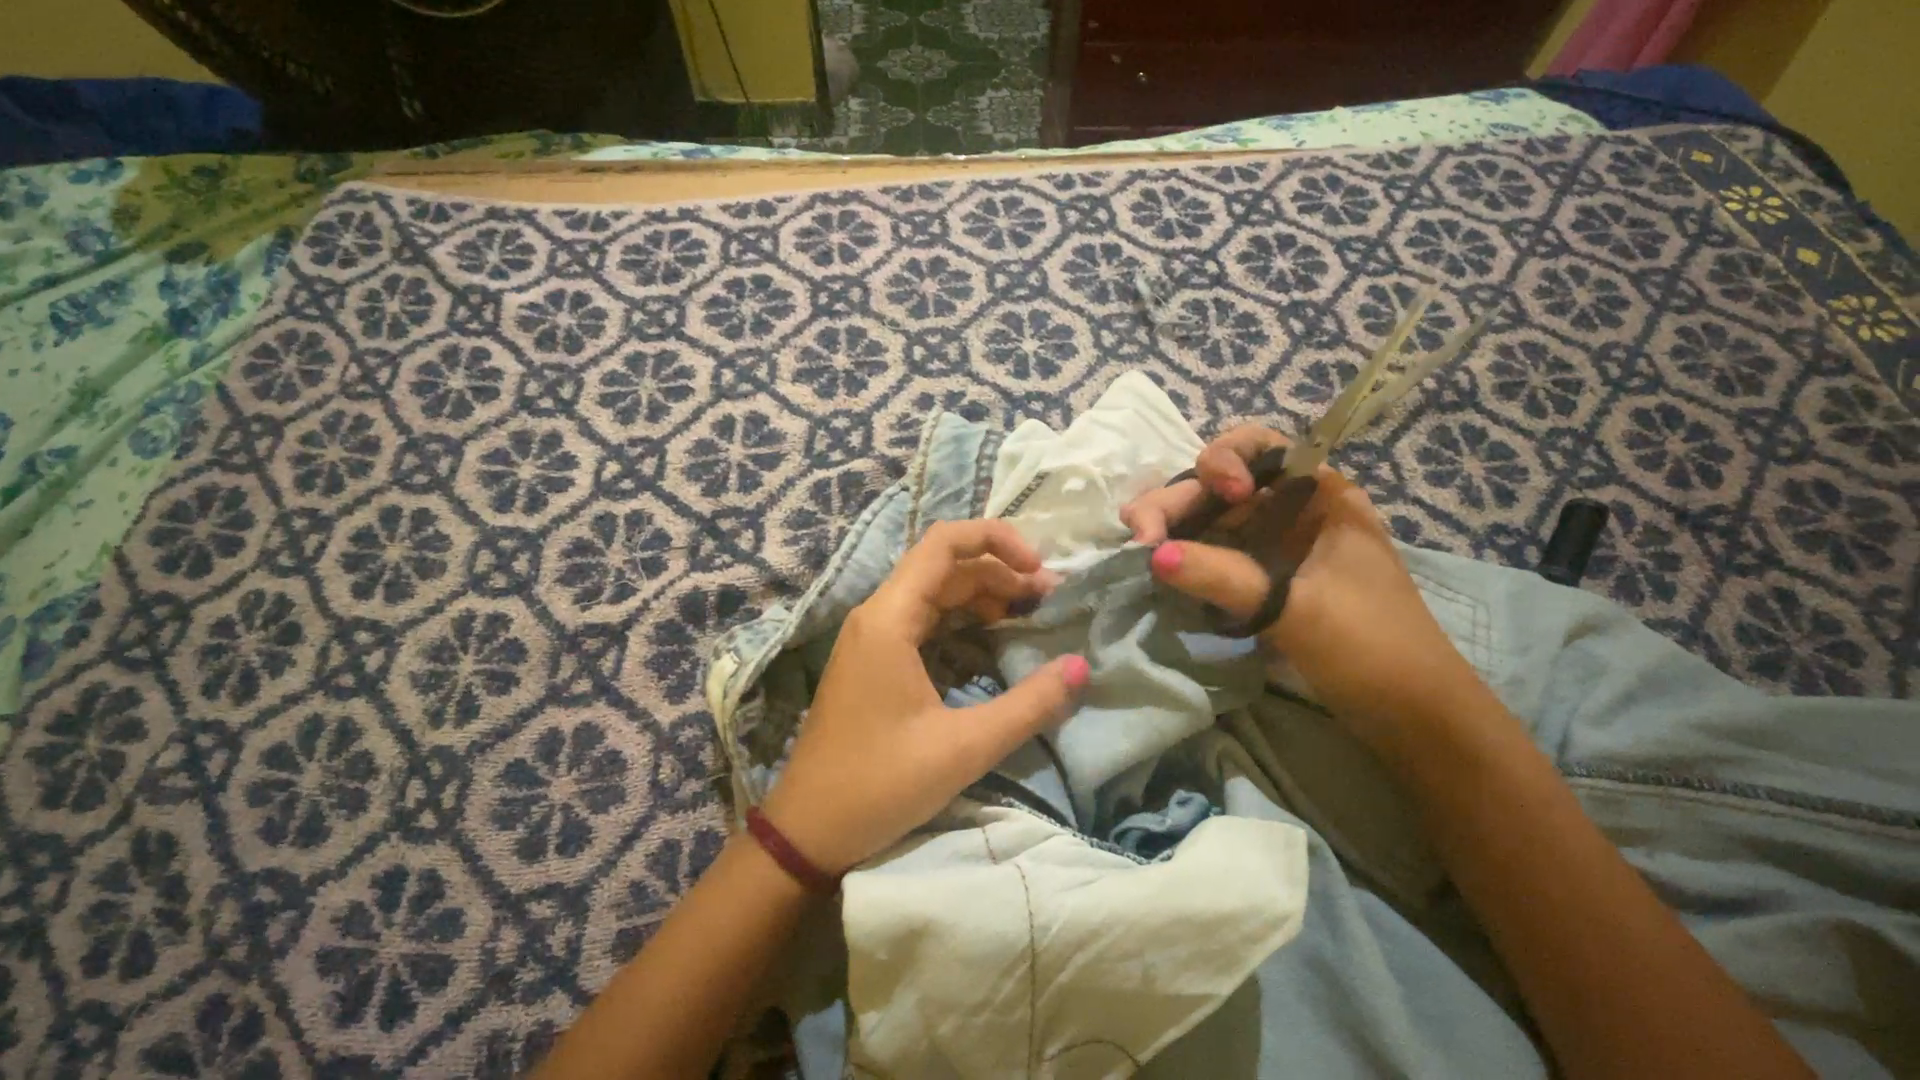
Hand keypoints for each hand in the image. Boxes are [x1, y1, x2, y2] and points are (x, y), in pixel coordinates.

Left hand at [759, 520, 1089, 874]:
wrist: (808, 831)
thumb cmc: (879, 785)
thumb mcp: (964, 748)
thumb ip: (1028, 705)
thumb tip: (1081, 667)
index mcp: (889, 619)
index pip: (944, 543)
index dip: (997, 539)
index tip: (1041, 569)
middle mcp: (877, 616)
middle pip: (944, 566)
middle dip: (1001, 571)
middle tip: (1051, 601)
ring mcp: (871, 639)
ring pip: (934, 592)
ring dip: (984, 594)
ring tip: (1032, 616)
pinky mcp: (873, 663)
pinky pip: (923, 620)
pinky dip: (963, 619)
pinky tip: (994, 639)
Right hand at [1121, 425, 1482, 744]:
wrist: (1411, 715)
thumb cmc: (1371, 647)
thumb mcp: (1296, 608)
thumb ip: (1223, 577)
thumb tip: (1152, 555)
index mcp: (1320, 497)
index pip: (1262, 449)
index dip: (1227, 459)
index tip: (1221, 494)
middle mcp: (1292, 513)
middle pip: (1222, 488)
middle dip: (1178, 501)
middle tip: (1137, 533)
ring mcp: (1276, 550)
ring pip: (1212, 523)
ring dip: (1173, 531)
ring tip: (1137, 551)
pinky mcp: (1263, 584)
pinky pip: (1216, 558)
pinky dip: (1186, 560)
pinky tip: (1158, 571)